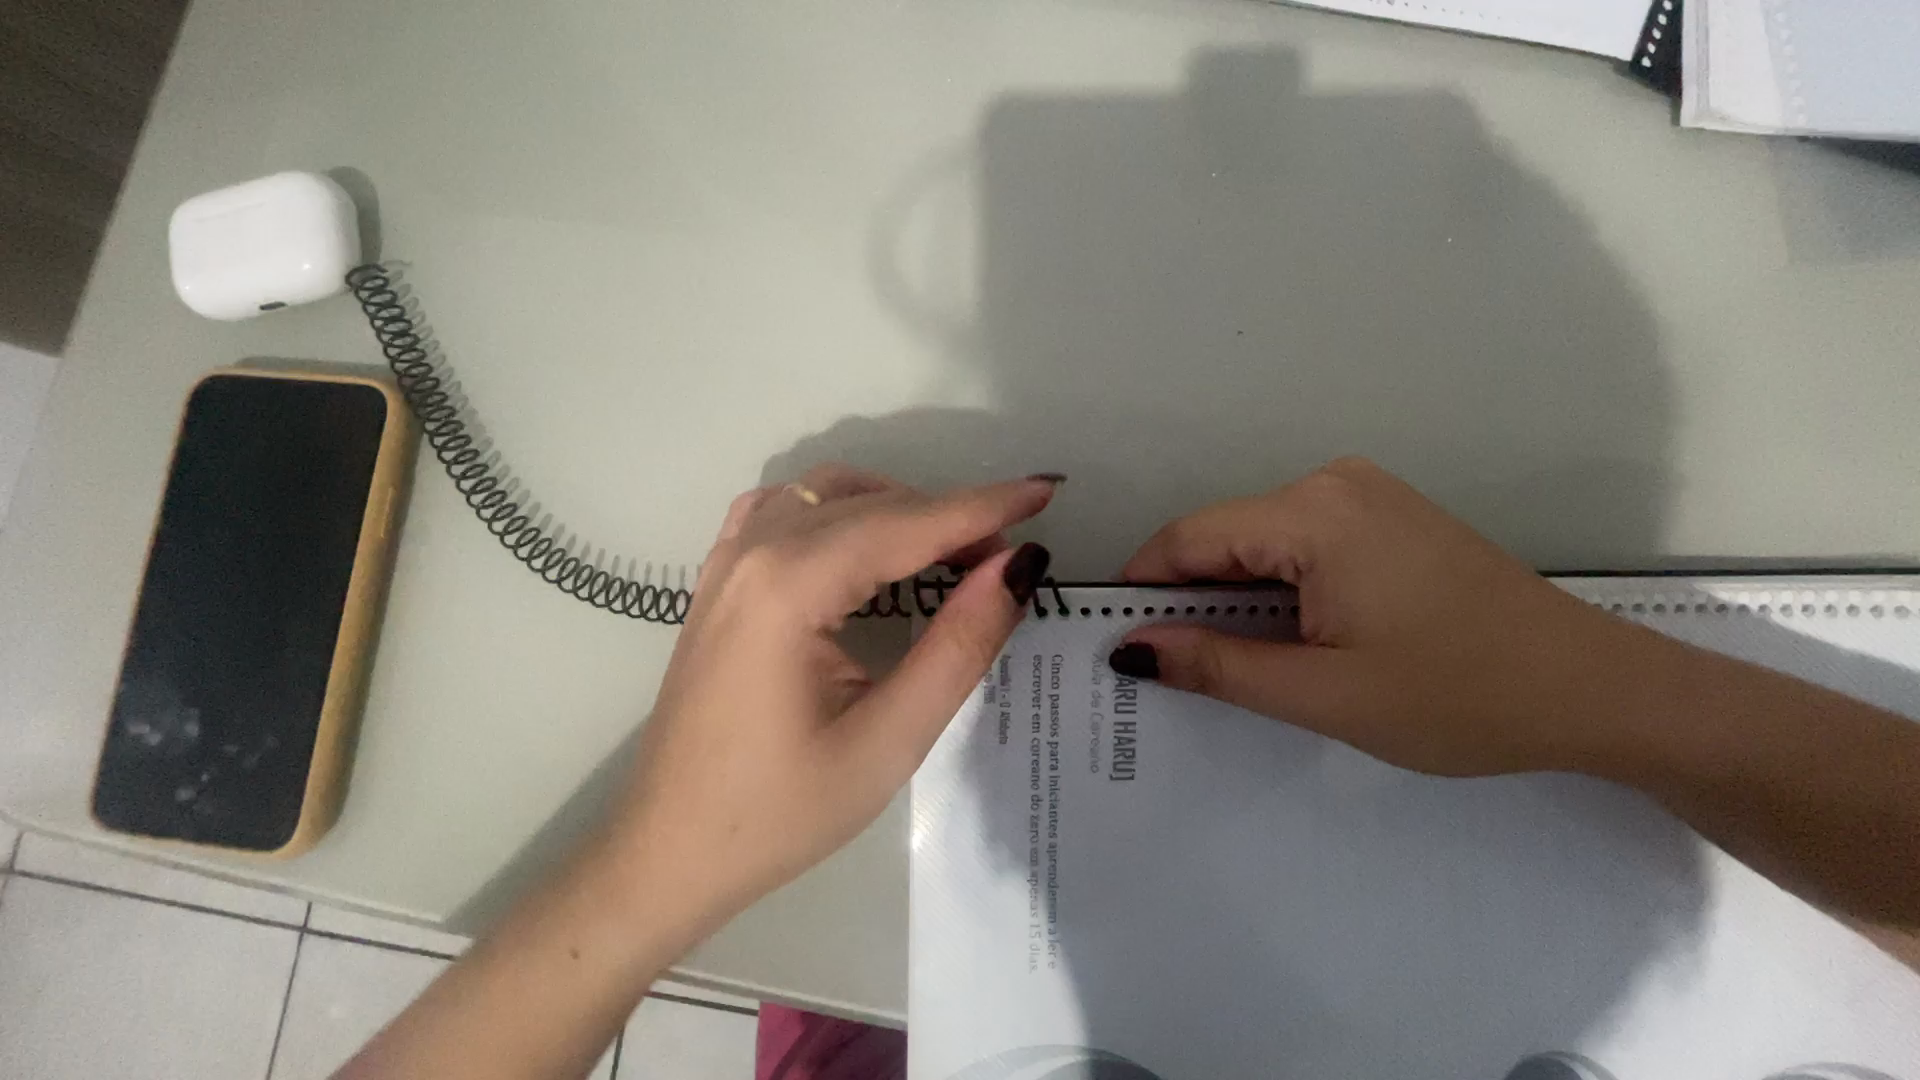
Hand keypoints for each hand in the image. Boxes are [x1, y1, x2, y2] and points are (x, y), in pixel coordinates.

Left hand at [607, 465, 1057, 931]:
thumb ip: (958, 646)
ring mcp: (728, 561)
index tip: (1045, 492)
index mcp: (790, 586)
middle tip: (1008, 561)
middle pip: (872, 503)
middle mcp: (754, 551)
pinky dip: (843, 511)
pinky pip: (787, 510)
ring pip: (829, 495)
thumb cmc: (779, 812)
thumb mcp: (888, 740)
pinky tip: (866, 546)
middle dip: (949, 516)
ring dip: (897, 509)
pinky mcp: (720, 580)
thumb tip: (1018, 568)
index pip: (908, 524)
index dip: (984, 506)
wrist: (669, 852)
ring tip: (949, 554)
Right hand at [1115, 457, 1631, 776]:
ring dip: (1232, 595)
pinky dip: (1273, 585)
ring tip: (1234, 659)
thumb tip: (1130, 651)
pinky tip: (1287, 634)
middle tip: (1176, 667)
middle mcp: (1333, 483)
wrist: (1598, 693)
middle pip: (1222, 535)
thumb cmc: (1458, 697)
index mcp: (1314, 514)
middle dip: (1189, 597)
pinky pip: (1298, 542)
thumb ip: (1216, 665)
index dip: (1143, 588)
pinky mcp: (1385, 515)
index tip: (1120, 642)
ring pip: (1257, 540)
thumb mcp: (1323, 693)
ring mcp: (1364, 494)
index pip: (1189, 539)